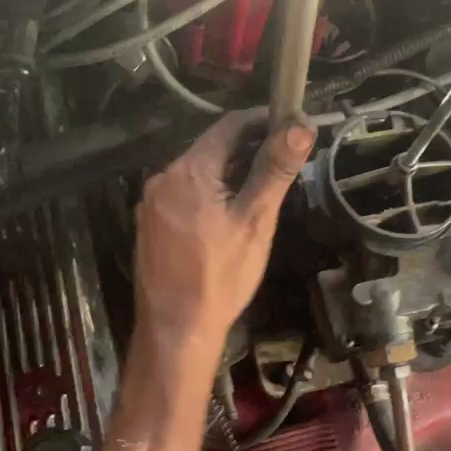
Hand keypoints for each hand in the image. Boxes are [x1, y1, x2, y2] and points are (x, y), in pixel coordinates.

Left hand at [133, 112, 314, 345]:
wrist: (176, 328)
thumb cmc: (220, 276)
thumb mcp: (254, 221)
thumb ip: (274, 171)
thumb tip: (300, 127)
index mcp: (189, 170)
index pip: (230, 126)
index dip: (262, 121)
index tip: (291, 127)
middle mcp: (163, 177)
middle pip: (211, 149)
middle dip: (248, 151)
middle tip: (283, 163)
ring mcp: (151, 203)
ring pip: (197, 174)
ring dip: (228, 175)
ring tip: (260, 191)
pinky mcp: (149, 226)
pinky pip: (183, 197)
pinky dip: (207, 196)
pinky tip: (226, 217)